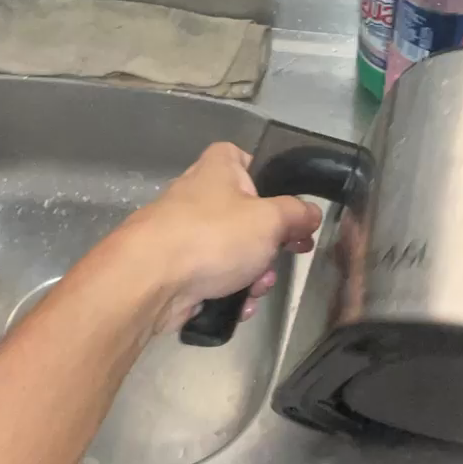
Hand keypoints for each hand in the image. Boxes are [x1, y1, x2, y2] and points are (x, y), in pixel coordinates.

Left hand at [112, 143, 322, 333]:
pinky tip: (239, 304)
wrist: (150, 281)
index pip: (247, 159)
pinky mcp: (179, 268)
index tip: (287, 206)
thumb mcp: (271, 220)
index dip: (270, 180)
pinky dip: (231, 291)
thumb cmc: (213, 237)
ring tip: (256, 288)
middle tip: (283, 256)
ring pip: (236, 251)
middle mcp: (200, 194)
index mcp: (219, 167)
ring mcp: (186, 233)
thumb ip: (298, 214)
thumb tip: (312, 213)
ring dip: (255, 274)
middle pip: (249, 215)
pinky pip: (217, 276)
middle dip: (270, 244)